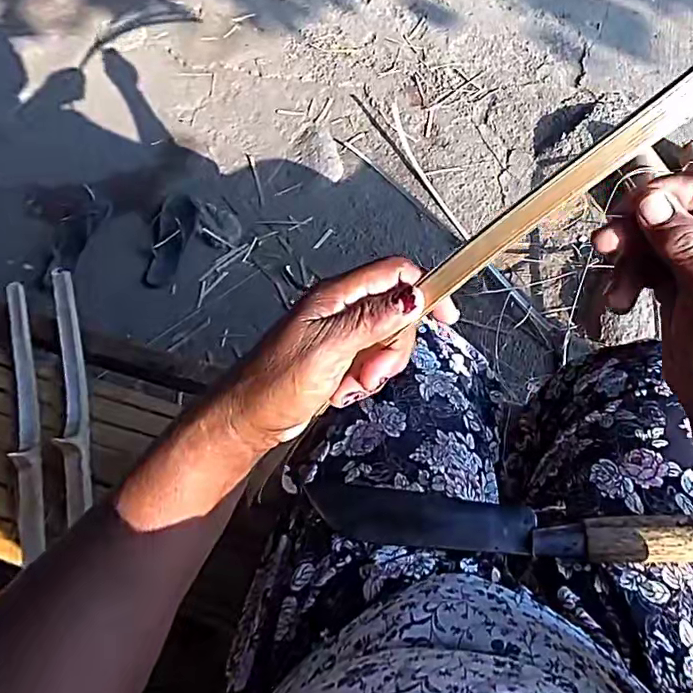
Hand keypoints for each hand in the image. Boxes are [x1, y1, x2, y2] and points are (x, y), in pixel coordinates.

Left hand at [212, 257, 458, 450]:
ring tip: (353, 381)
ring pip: (389, 338)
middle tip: (374, 368)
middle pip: (398, 311)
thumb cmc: (272, 383)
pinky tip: (345, 387)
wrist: (248, 419)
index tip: (444, 315)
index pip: (395, 273)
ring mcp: (342, 332)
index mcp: (337, 296)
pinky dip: (367, 378)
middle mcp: (341, 309)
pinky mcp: (342, 354)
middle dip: (396, 344)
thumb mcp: (328, 348)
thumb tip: (411, 299)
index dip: (424, 289)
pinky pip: (374, 360)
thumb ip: (372, 320)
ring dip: (379, 366)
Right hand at [592, 160, 692, 430]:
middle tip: (609, 239)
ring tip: (613, 286)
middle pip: (678, 210)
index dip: (677, 190)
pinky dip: (627, 277)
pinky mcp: (678, 284)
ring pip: (655, 236)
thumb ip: (686, 246)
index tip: (640, 206)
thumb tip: (653, 201)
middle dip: (640, 223)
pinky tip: (619, 300)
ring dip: (627, 254)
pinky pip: (646, 263)